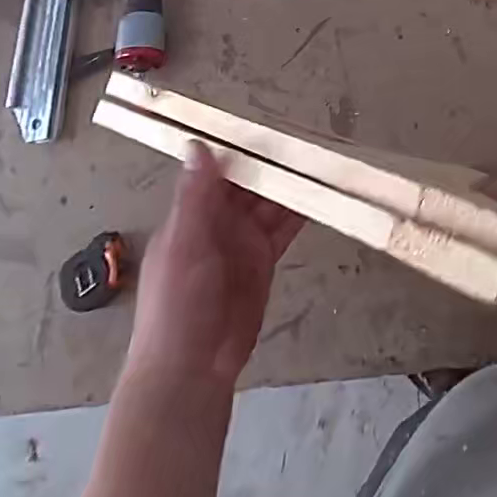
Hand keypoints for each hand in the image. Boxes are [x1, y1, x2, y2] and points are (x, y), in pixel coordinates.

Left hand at [126, 143, 304, 386]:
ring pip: (270, 203)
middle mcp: (218, 221)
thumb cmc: (177, 304)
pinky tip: (319, 196)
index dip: (240, 149)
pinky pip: (284, 229)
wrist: (192, 368)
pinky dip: (299, 213)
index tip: (266, 128)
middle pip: (249, 184)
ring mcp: (242, 241)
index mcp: (192, 212)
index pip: (218, 170)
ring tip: (317, 163)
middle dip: (272, 165)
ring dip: (290, 186)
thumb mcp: (183, 245)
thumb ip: (195, 196)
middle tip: (304, 142)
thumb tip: (197, 144)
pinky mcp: (264, 261)